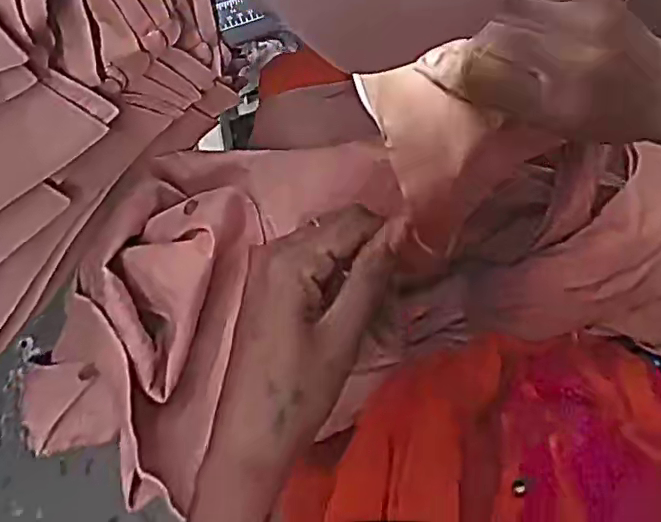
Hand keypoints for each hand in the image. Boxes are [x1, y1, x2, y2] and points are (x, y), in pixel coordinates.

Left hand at [194, 206, 404, 521]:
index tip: (410, 270)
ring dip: (359, 268)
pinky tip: (354, 312)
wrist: (250, 440)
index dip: (387, 236)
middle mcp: (277, 246)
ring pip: (332, 243)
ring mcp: (270, 262)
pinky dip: (339, 279)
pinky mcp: (271, 279)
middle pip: (341, 227)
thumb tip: (402, 224)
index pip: (354, 219)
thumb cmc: (298, 391)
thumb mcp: (343, 332)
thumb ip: (372, 273)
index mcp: (292, 256)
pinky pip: (315, 260)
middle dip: (373, 253)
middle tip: (394, 298)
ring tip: (378, 314)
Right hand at [419, 0, 660, 144]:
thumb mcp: (553, 123)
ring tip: (456, 7)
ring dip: (480, 4)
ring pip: (510, 0)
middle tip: (433, 28)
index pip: (487, 72)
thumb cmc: (606, 115)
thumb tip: (442, 61)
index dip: (449, 63)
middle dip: (460, 28)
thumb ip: (499, 93)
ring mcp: (587, 10)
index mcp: (567, 98)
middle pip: (495, 28)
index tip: (424, 58)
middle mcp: (577, 51)